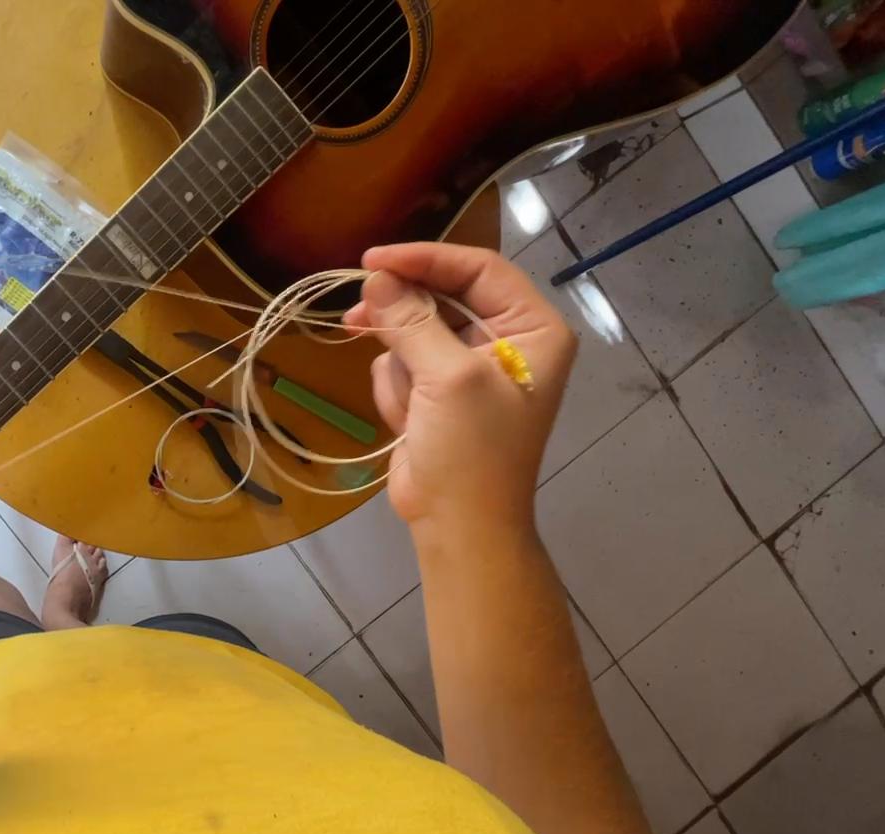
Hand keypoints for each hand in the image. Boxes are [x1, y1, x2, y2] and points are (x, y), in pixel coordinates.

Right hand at [344, 243, 576, 538]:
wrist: (456, 523)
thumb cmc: (471, 451)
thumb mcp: (447, 379)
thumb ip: (412, 321)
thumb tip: (375, 279)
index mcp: (531, 329)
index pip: (477, 270)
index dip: (425, 259)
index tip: (373, 260)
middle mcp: (503, 341)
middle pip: (440, 300)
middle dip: (401, 318)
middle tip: (353, 315)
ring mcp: (465, 370)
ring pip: (410, 335)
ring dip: (399, 369)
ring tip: (408, 408)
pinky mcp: (434, 394)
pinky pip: (400, 368)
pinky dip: (394, 391)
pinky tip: (406, 423)